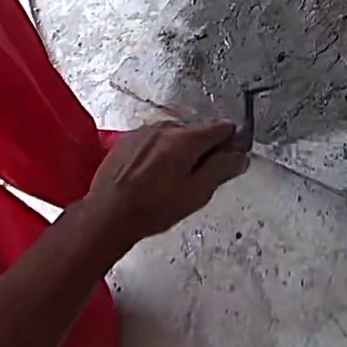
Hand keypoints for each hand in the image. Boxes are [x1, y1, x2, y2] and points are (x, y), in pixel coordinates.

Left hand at [81, 121, 246, 249]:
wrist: (106, 217)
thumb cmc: (152, 208)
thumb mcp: (198, 193)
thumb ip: (223, 169)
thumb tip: (240, 156)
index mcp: (187, 139)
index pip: (223, 128)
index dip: (229, 144)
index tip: (225, 159)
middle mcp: (166, 128)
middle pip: (198, 133)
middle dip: (201, 150)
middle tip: (193, 178)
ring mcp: (144, 133)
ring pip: (175, 136)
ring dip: (178, 151)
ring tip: (168, 180)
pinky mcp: (127, 141)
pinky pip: (153, 141)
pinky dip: (157, 153)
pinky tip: (150, 176)